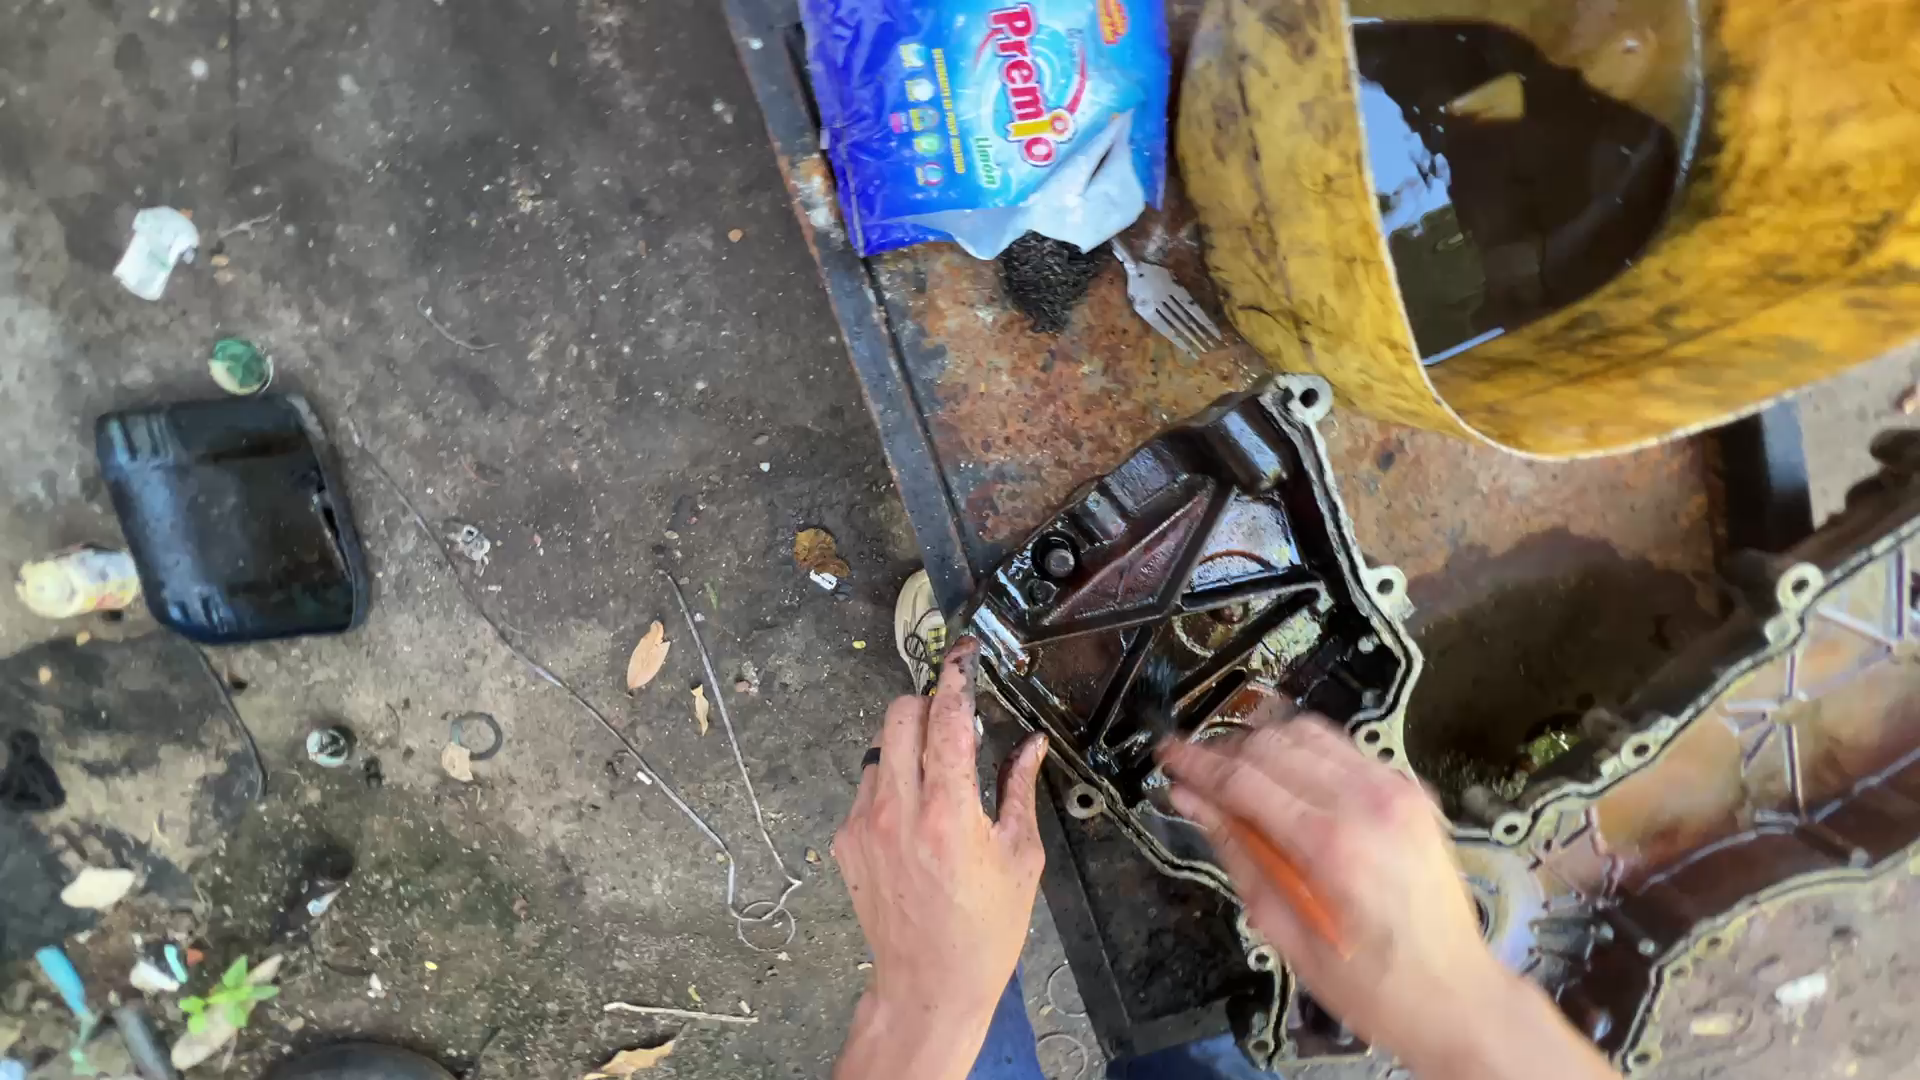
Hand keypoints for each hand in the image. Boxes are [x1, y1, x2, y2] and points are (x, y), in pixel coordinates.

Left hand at [832, 637, 1049, 1079]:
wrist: (928, 984)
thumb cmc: (986, 927)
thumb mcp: (1021, 856)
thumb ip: (1020, 787)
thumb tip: (1032, 742)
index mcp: (949, 811)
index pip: (947, 718)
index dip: (955, 675)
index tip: (962, 652)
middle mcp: (898, 808)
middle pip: (898, 714)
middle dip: (927, 703)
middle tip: (953, 723)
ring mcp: (864, 822)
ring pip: (878, 744)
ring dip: (908, 741)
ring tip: (935, 775)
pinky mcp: (845, 838)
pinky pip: (866, 782)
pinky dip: (891, 778)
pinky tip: (913, 813)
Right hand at [1158, 717, 1614, 1079]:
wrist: (1462, 998)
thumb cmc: (1373, 984)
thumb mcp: (1285, 929)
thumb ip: (1236, 851)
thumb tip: (1190, 801)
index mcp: (1331, 845)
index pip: (1241, 778)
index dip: (1194, 762)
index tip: (1167, 753)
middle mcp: (1365, 803)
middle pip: (1267, 744)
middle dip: (1221, 752)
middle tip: (1196, 774)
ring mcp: (1392, 789)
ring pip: (1300, 730)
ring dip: (1258, 743)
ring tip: (1237, 772)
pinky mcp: (1407, 787)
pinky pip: (1337, 742)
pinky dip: (1299, 748)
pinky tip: (1284, 773)